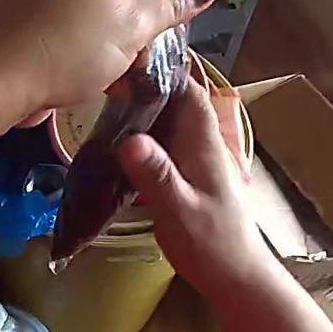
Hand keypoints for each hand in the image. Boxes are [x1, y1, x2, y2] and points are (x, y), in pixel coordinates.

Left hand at [0, 0, 218, 116]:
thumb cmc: (71, 45)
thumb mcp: (134, 22)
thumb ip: (172, 2)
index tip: (194, 15)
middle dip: (147, 18)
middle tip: (158, 50)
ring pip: (104, 8)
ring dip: (123, 39)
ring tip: (131, 69)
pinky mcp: (34, 17)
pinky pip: (79, 25)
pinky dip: (96, 46)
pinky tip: (104, 73)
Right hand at [118, 78, 285, 302]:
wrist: (233, 276)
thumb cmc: (212, 243)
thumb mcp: (181, 210)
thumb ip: (157, 176)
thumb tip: (128, 139)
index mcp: (203, 143)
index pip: (187, 90)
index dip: (162, 69)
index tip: (128, 55)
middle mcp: (198, 145)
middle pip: (172, 103)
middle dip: (142, 88)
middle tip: (101, 78)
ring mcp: (190, 162)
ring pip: (164, 125)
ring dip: (138, 113)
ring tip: (99, 104)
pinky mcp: (181, 178)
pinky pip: (158, 148)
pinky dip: (138, 141)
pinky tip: (111, 144)